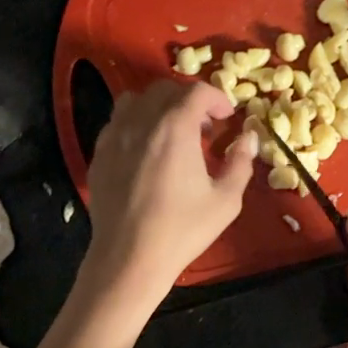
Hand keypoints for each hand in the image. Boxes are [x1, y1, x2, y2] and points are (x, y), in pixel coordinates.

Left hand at [83, 79, 257, 297]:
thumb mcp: (226, 201)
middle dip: (188, 101)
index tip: (227, 117)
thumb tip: (249, 137)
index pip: (197, 91)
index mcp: (175, 127)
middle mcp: (141, 121)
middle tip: (203, 127)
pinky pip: (116, 124)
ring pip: (135, 101)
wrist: (129, 258)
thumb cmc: (182, 230)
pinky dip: (135, 125)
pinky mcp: (98, 155)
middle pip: (165, 89)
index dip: (217, 98)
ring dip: (157, 107)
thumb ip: (240, 162)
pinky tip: (145, 152)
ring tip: (170, 133)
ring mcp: (114, 136)